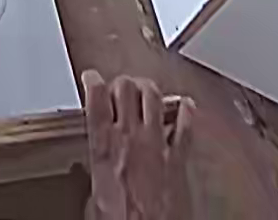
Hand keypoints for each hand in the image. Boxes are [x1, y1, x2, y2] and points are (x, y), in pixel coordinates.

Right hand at [83, 70, 195, 219]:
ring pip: (153, 96)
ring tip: (144, 91)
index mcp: (104, 144)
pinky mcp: (179, 159)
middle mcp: (129, 136)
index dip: (92, 79)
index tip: (92, 78)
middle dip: (121, 83)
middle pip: (125, 86)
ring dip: (147, 89)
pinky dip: (185, 111)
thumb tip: (97, 173)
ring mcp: (156, 144)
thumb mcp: (96, 198)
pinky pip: (186, 127)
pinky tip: (184, 105)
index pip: (95, 93)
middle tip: (119, 89)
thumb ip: (98, 173)